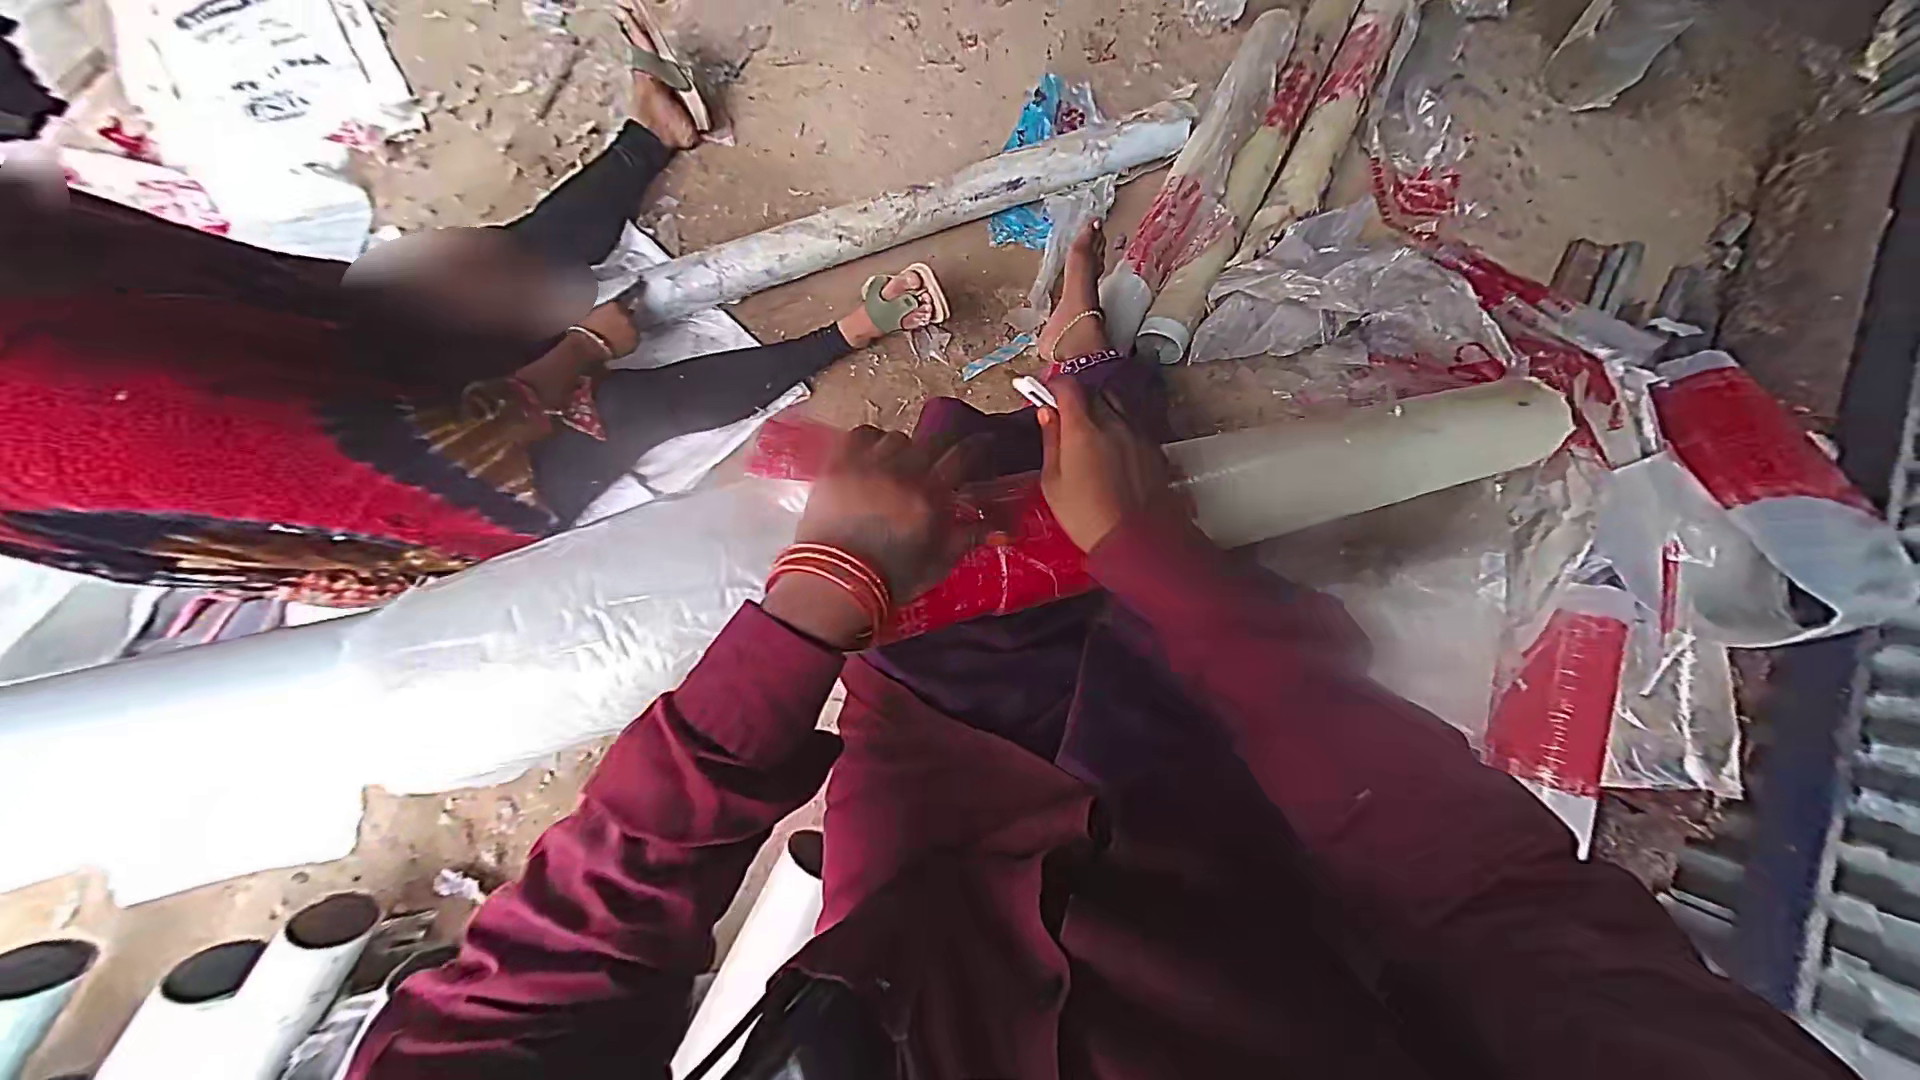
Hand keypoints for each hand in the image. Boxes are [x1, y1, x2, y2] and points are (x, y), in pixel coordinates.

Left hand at [765, 427, 982, 647]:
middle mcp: (903, 473)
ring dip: (903, 450)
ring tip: (898, 467)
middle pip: (930, 442)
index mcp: (931, 496)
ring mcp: (868, 466)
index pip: (962, 457)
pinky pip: (861, 435)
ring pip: (896, 438)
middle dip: (937, 449)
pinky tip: (871, 456)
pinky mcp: (839, 465)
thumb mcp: (938, 563)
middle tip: (934, 462)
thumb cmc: (891, 578)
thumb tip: (1004, 528)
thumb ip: (968, 538)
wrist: (837, 582)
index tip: (980, 443)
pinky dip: (870, 441)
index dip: (975, 447)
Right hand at [1036, 376, 1177, 551]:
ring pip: (1116, 403)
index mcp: (1082, 429)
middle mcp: (1113, 422)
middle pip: (1093, 391)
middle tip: (1063, 416)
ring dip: (1099, 408)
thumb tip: (1047, 413)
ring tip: (1089, 431)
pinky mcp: (1153, 446)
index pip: (1068, 385)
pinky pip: (1132, 423)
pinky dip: (1118, 426)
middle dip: (1076, 397)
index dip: (1053, 384)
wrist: (1137, 539)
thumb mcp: (1052, 482)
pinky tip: (1110, 450)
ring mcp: (1136, 432)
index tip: (1044, 392)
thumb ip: (1051, 441)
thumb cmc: (1085, 516)